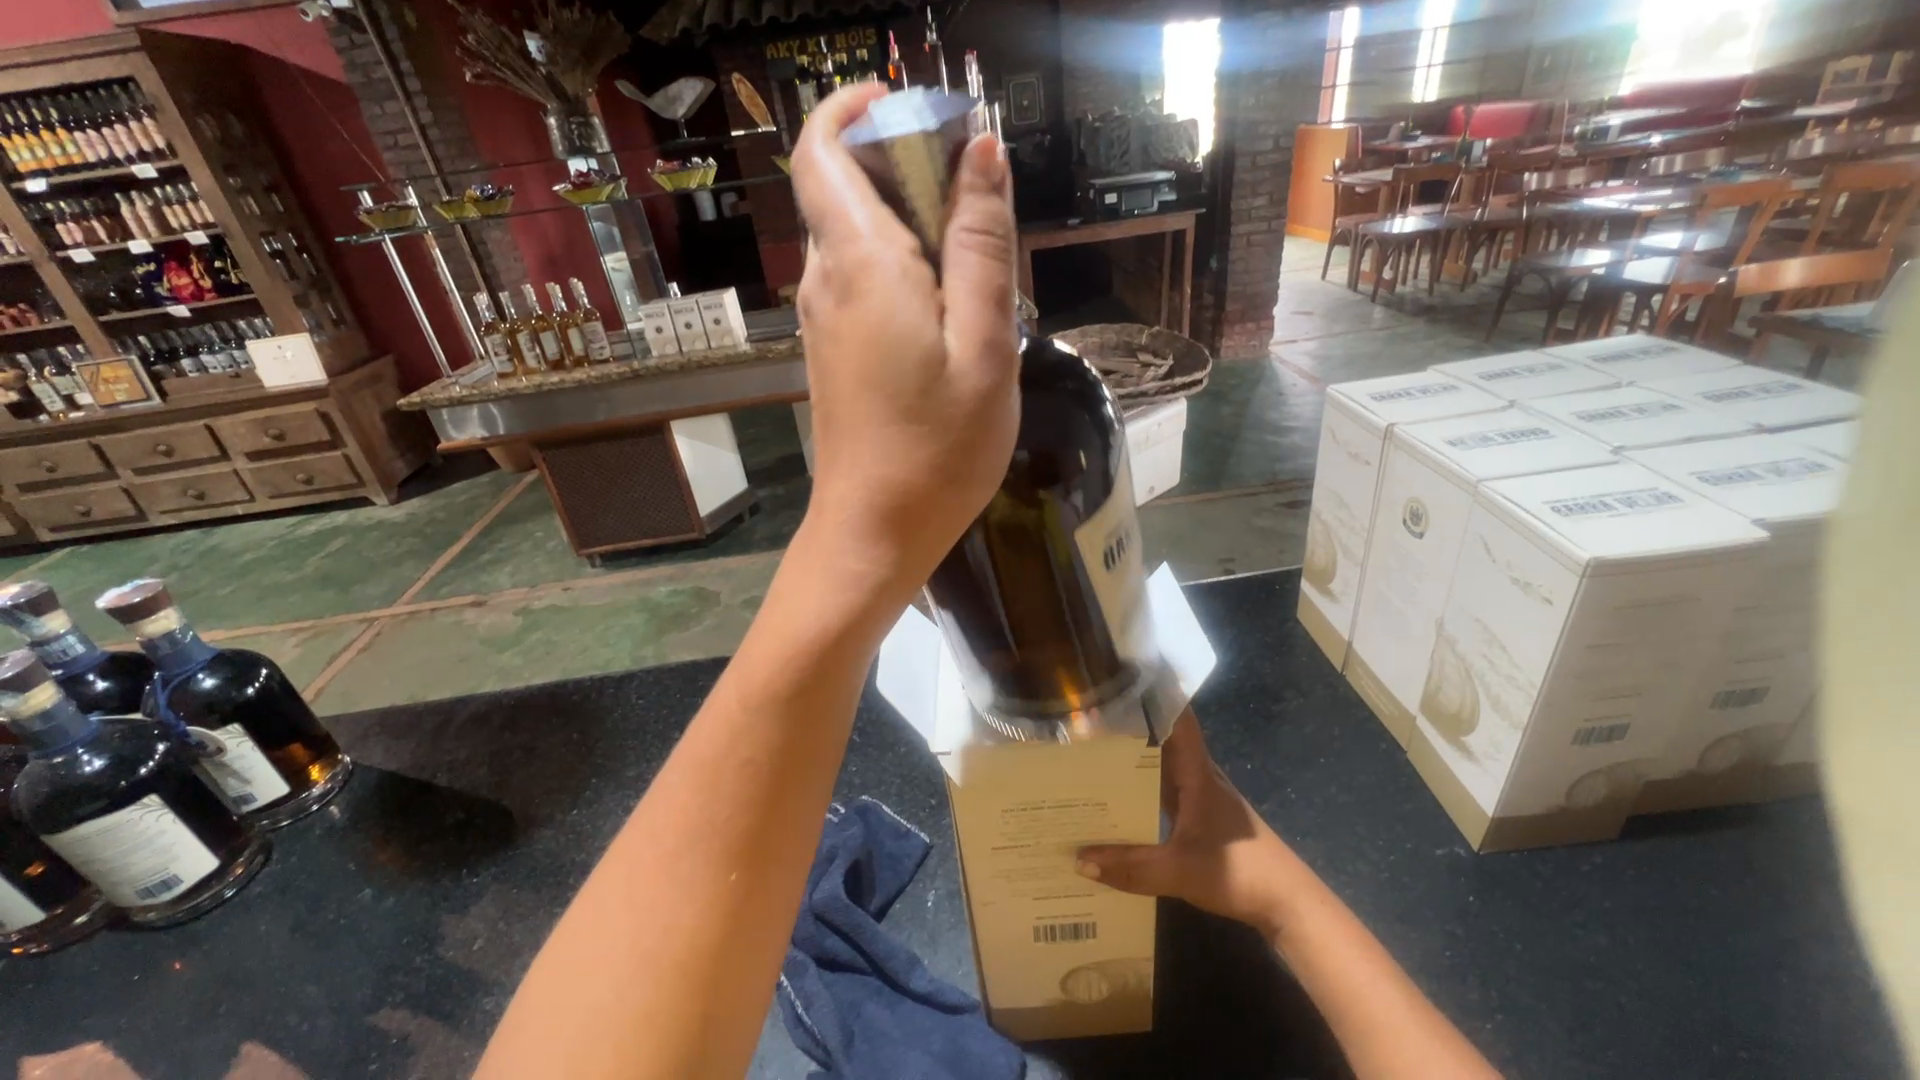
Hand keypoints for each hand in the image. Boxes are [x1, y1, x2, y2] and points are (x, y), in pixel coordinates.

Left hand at [788, 85, 1018, 592]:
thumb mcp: (984, 345)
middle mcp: (827, 279)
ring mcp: (823, 317)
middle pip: (842, 185)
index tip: (914, 109)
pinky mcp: (833, 348)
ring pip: (855, 232)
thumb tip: (982, 153)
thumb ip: (981, 246)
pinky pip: (860, 277)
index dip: (855, 110)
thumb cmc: (939, 448)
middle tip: (978, 197)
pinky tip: (951, 306)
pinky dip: (901, 262)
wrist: (875, 531)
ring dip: (910, 219)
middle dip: (903, 163)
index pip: (821, 149)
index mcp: (860, 264)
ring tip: (977, 258)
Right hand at [1077, 713, 1306, 939]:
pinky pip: (1164, 795)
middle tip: (1084, 721)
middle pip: (1162, 742)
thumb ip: (1131, 867)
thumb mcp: (1181, 872)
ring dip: (1132, 762)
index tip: (1121, 677)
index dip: (1153, 695)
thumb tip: (1079, 859)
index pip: (1178, 720)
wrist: (1288, 903)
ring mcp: (1201, 800)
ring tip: (1088, 755)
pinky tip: (1116, 802)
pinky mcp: (1202, 821)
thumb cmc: (1241, 873)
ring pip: (1162, 769)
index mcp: (1198, 776)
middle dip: (1127, 729)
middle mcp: (1199, 779)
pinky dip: (1141, 792)